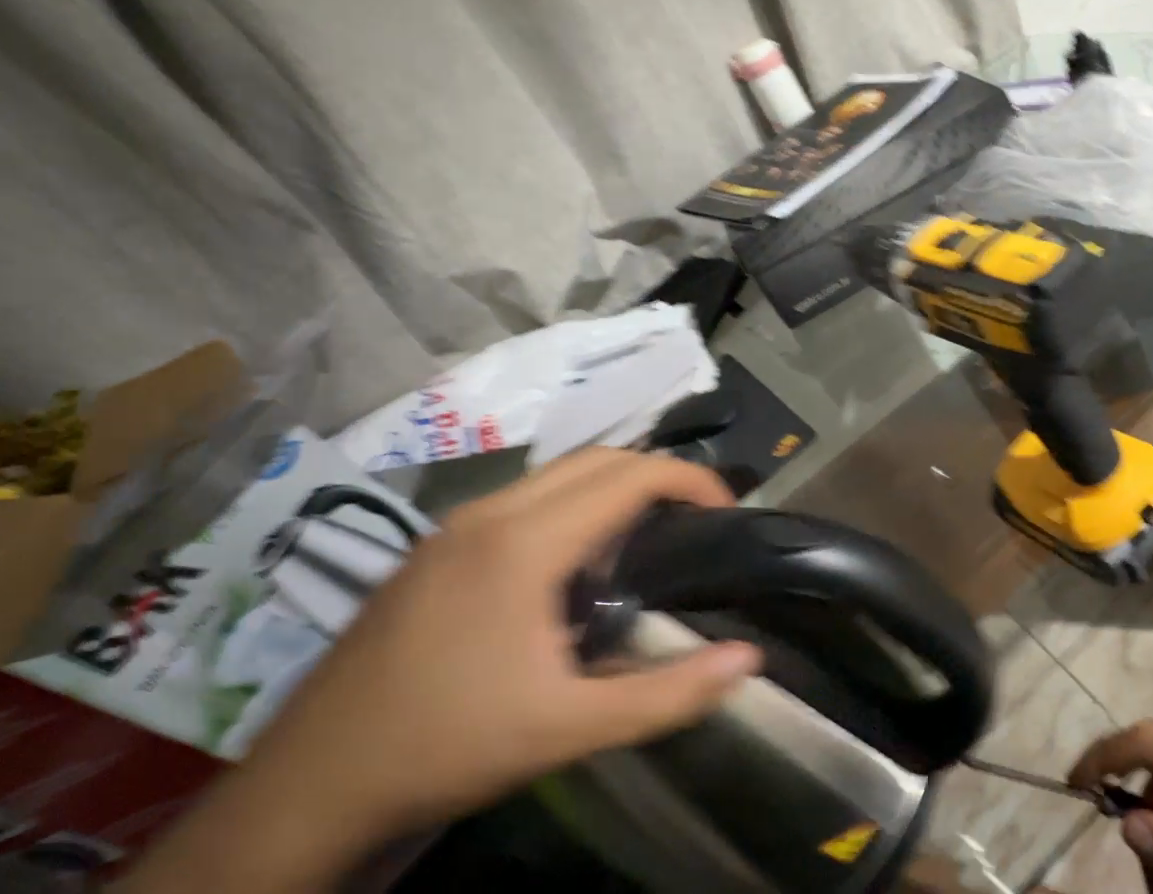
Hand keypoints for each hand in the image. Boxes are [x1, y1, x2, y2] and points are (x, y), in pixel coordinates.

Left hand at [120, 450, 761, 893]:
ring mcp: (450, 530)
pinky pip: (521, 502)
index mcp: (523, 544)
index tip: (727, 515)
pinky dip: (569, 510)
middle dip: (656, 477)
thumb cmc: (446, 746)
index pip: (629, 475)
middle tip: (695, 525)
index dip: (691, 481)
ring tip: (644, 548)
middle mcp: (486, 516)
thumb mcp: (568, 729)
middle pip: (594, 460)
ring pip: (553, 478)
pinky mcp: (430, 553)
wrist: (309, 787)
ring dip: (611, 492)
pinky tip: (572, 576)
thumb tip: (749, 661)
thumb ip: (667, 694)